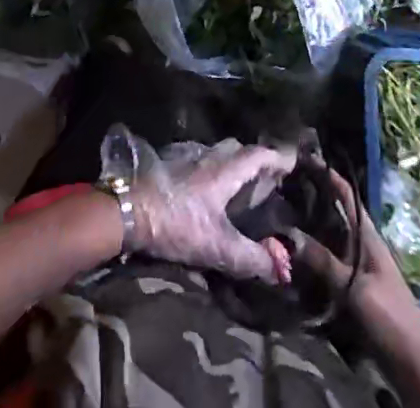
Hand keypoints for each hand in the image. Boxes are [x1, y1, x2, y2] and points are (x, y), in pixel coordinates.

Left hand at [126, 139, 296, 283]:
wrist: (125, 211)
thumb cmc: (175, 225)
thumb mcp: (218, 248)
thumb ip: (252, 259)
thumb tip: (281, 270)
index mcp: (224, 170)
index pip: (258, 154)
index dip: (278, 157)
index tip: (293, 163)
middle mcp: (206, 156)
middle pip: (236, 149)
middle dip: (254, 160)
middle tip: (266, 181)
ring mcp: (183, 156)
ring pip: (214, 151)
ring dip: (229, 163)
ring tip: (236, 185)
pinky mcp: (165, 162)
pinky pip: (195, 157)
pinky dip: (207, 167)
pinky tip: (202, 188)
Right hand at [296, 171, 419, 407]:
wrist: (415, 365)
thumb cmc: (391, 319)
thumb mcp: (355, 288)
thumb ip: (322, 261)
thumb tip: (286, 232)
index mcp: (368, 237)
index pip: (345, 195)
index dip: (326, 174)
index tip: (300, 156)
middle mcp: (361, 245)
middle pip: (333, 212)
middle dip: (309, 196)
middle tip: (276, 183)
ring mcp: (355, 266)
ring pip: (326, 235)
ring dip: (305, 223)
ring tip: (274, 210)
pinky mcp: (349, 286)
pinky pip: (324, 259)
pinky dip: (307, 251)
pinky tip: (287, 251)